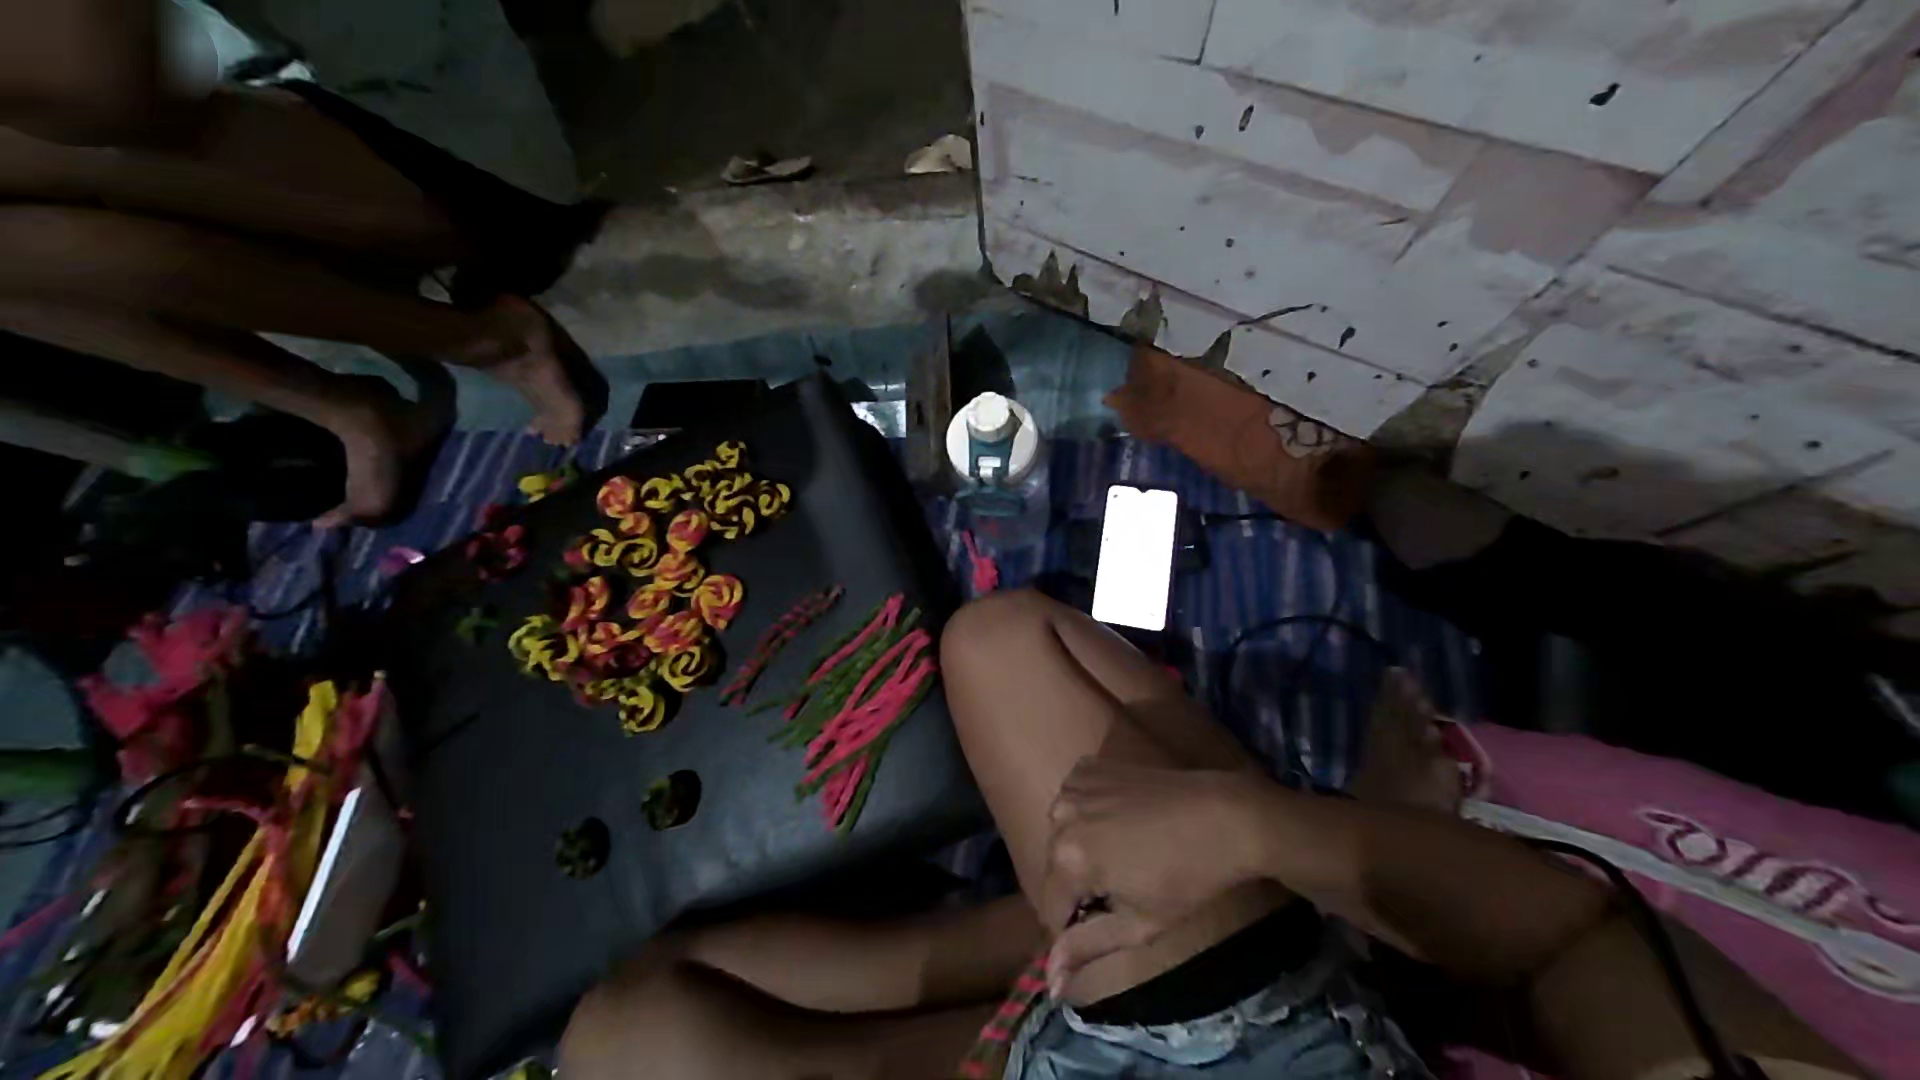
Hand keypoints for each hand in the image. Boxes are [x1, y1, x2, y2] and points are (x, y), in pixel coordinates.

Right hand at [1043, 759, 1268, 992]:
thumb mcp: (1139, 923)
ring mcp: (1073, 785)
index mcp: (1068, 858)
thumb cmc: (1187, 877)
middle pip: (1056, 867)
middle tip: (1123, 886)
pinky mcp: (1088, 766)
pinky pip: (1075, 800)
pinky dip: (1089, 813)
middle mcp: (1059, 816)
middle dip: (1079, 883)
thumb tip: (1050, 982)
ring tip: (1125, 851)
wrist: (1224, 815)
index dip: (1077, 925)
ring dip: (1082, 847)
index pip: (1052, 907)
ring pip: (1063, 832)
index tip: (1111, 921)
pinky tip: (1122, 818)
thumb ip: (1088, 947)